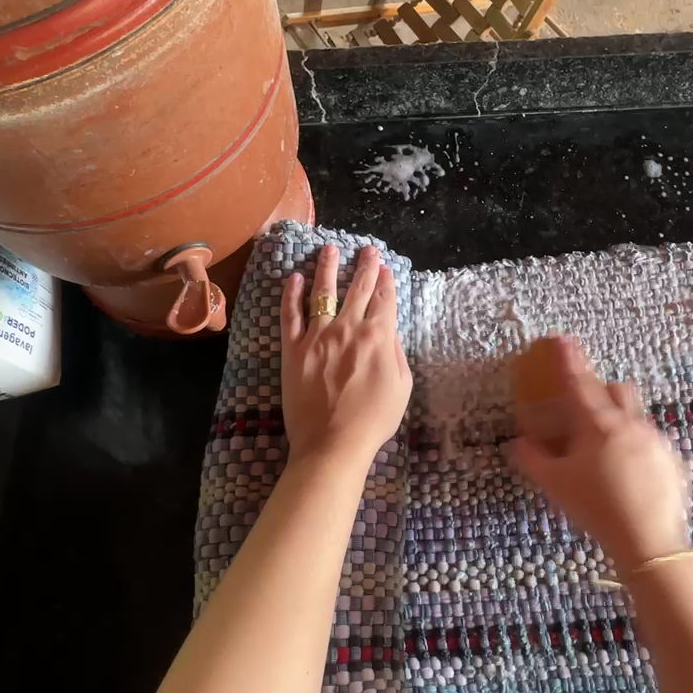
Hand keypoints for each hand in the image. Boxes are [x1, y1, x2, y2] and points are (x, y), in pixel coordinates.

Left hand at [280, 245, 411, 469]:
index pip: (384, 300)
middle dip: (364, 266)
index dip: (386, 281)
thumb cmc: (373, 420)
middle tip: (367, 249)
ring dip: (328, 268)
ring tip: (329, 249)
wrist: (333, 443)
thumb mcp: (402, 387)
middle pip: (358, 289)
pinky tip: (294, 278)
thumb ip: (397, 353)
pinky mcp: (293, 349)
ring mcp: (318, 336)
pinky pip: (291, 315)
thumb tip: (391, 331)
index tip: (385, 268)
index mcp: (378, 337)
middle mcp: (348, 328)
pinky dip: (291, 295)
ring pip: (323, 292)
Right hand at [503, 336, 690, 568]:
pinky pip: (653, 443)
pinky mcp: (673, 462)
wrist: (648, 543)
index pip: (580, 383)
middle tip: (586, 409)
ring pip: (637, 417)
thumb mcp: (555, 485)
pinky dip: (638, 449)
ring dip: (620, 422)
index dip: (570, 359)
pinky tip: (629, 476)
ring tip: (606, 452)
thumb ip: (533, 459)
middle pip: (618, 389)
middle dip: (603, 390)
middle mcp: (631, 424)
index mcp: (599, 424)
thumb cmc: (596, 509)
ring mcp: (657, 442)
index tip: (564, 340)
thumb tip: (515, 443)